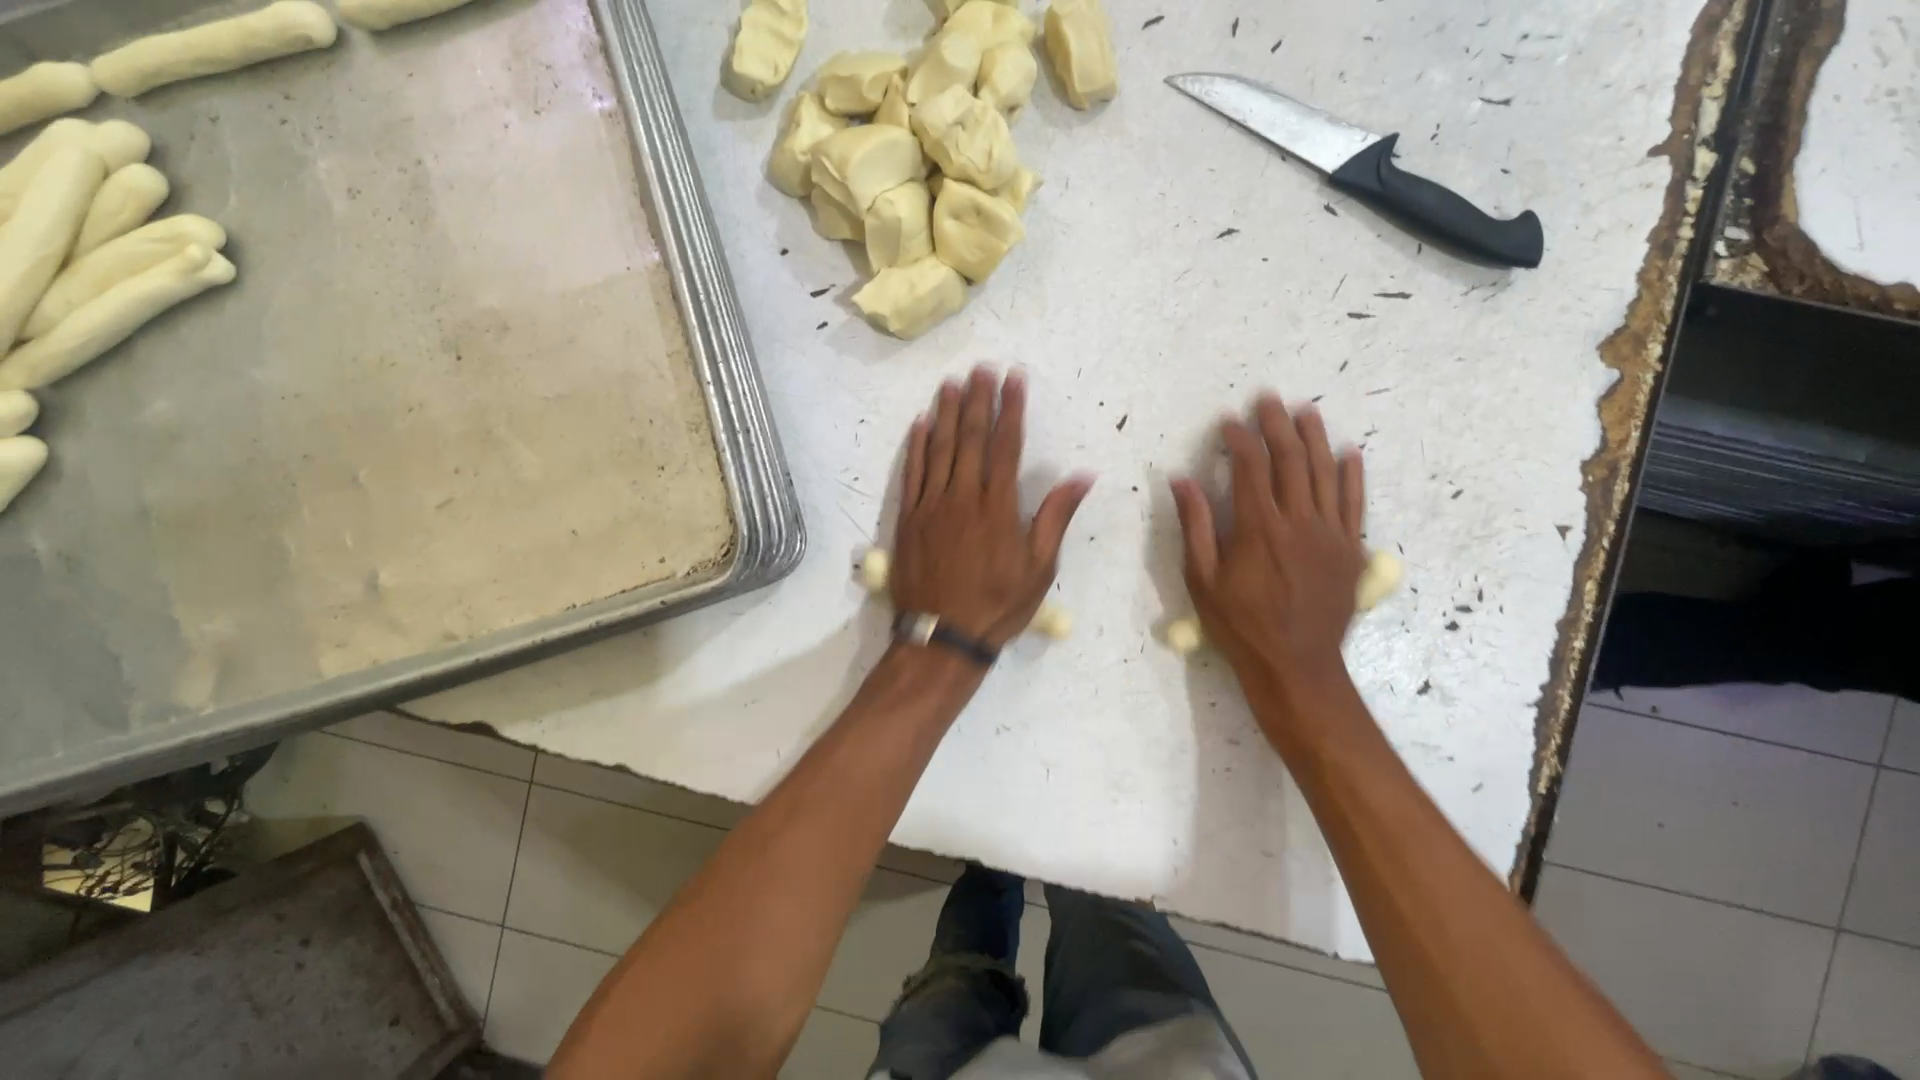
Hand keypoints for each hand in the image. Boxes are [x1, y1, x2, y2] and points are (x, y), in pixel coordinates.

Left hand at [892, 367, 1092, 648]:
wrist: (942, 637)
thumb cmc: (998, 605)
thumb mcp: (1039, 568)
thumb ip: (1056, 518)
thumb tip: (1081, 476)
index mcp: (998, 507)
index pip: (1006, 446)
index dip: (1011, 409)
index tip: (1014, 378)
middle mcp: (962, 497)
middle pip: (971, 438)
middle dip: (979, 400)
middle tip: (982, 368)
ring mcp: (931, 506)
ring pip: (939, 449)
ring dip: (947, 413)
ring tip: (952, 383)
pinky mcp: (908, 519)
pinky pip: (912, 474)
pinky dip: (916, 447)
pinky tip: (921, 424)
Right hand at [1171, 395, 1367, 738]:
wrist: (1295, 665)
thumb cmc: (1240, 626)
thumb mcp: (1202, 581)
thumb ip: (1196, 527)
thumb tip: (1182, 481)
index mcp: (1259, 529)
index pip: (1251, 468)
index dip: (1240, 439)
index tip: (1228, 422)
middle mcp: (1299, 522)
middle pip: (1291, 460)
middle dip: (1277, 425)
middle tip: (1267, 400)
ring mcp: (1330, 534)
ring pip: (1326, 473)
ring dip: (1315, 438)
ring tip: (1306, 411)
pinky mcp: (1350, 549)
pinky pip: (1355, 503)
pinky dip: (1353, 475)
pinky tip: (1350, 453)